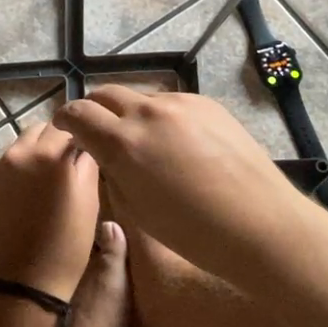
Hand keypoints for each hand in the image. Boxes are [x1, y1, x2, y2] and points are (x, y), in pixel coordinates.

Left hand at [0, 122, 100, 301]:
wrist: (29, 274)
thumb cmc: (68, 240)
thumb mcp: (89, 199)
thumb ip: (87, 162)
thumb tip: (85, 143)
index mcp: (49, 154)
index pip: (67, 125)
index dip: (78, 136)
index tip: (85, 149)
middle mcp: (19, 152)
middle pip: (41, 130)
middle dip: (54, 140)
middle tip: (65, 164)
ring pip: (22, 143)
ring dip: (35, 151)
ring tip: (45, 178)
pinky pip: (7, 160)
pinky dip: (18, 166)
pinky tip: (27, 189)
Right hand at [52, 87, 327, 289]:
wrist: (263, 226)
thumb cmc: (193, 233)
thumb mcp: (136, 209)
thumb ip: (112, 172)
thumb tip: (106, 154)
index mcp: (122, 143)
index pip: (77, 113)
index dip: (65, 119)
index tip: (65, 128)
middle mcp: (146, 114)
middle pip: (105, 94)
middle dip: (94, 109)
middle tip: (97, 130)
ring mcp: (180, 104)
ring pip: (140, 99)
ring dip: (131, 114)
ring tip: (144, 142)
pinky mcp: (207, 104)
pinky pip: (171, 104)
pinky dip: (162, 118)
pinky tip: (178, 145)